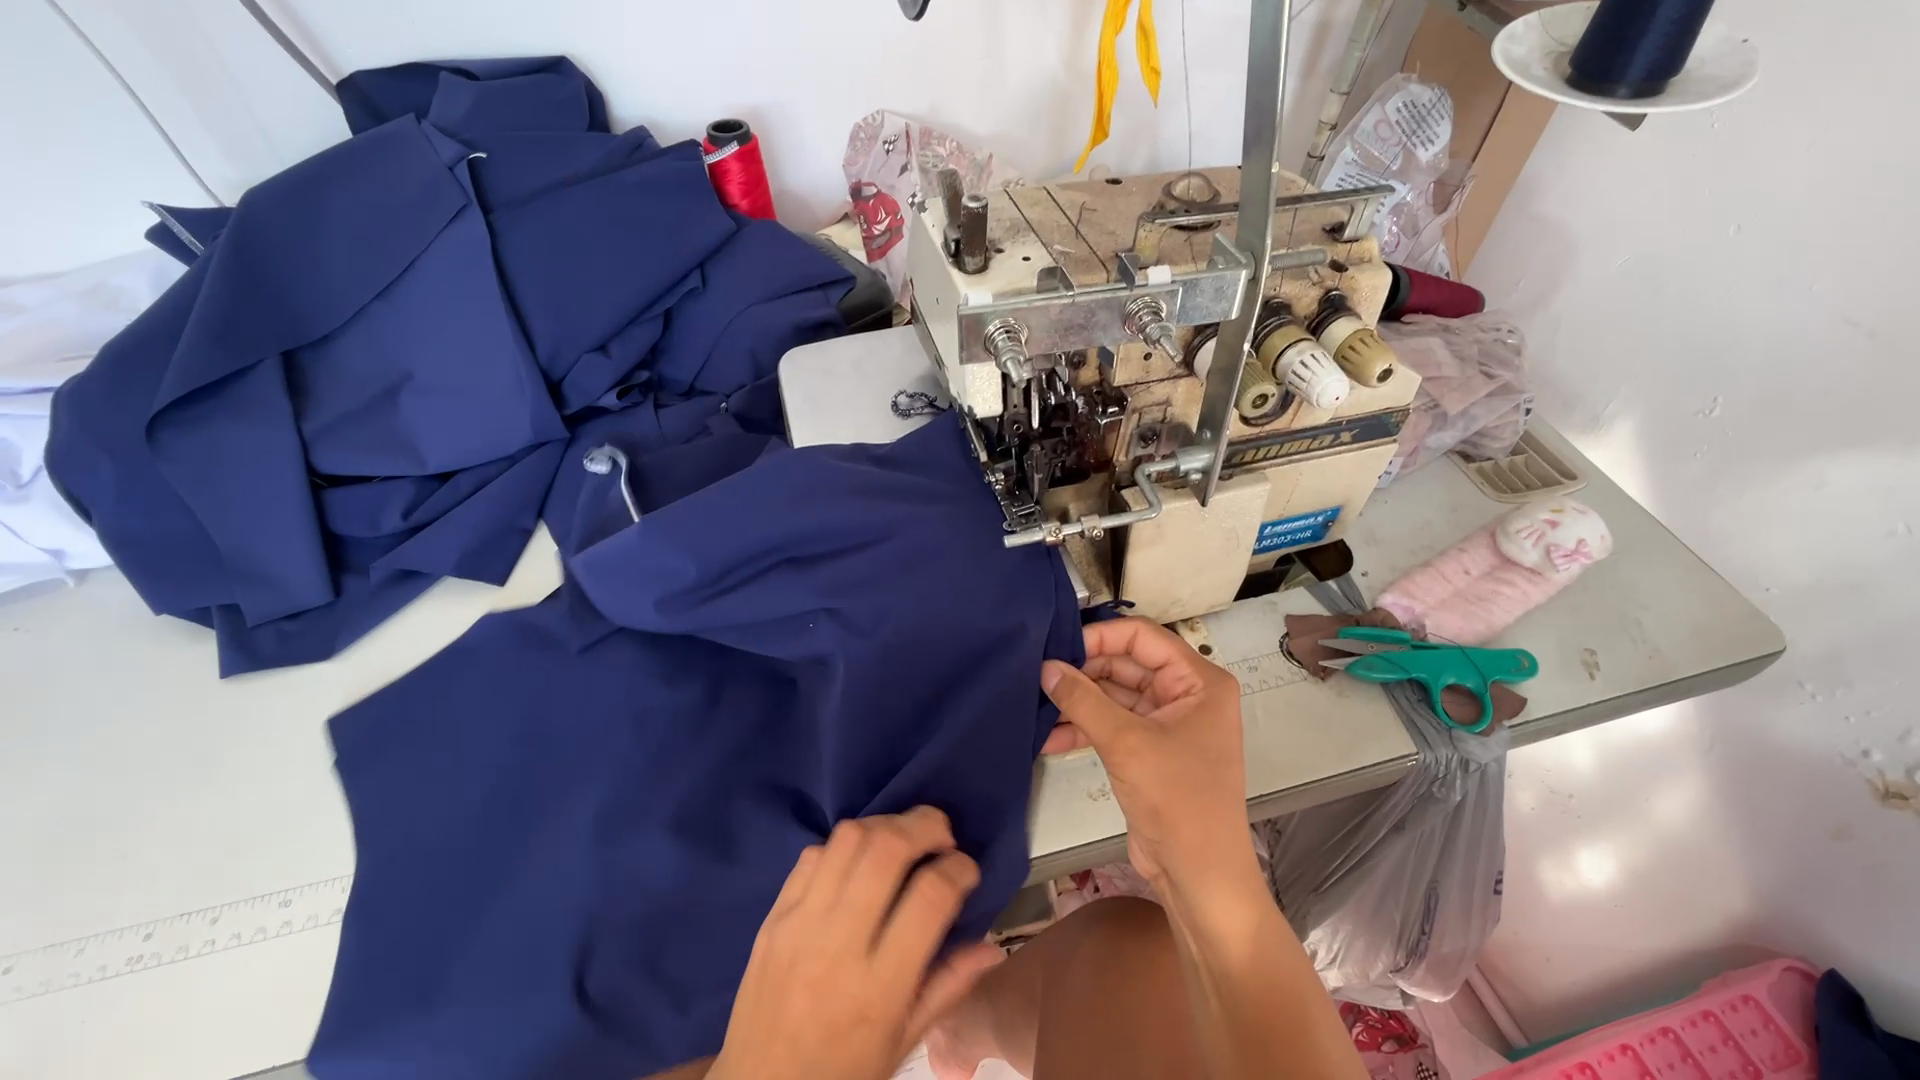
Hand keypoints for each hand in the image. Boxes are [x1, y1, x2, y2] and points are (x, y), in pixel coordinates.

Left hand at [706, 806, 1004, 1079]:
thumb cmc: (842, 1069)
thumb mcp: (904, 1042)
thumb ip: (948, 987)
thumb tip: (992, 945)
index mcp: (880, 985)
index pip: (929, 898)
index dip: (959, 868)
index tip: (968, 868)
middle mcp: (839, 943)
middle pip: (885, 851)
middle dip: (924, 826)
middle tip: (942, 833)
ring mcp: (800, 923)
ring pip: (847, 840)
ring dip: (885, 825)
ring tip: (903, 838)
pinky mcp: (773, 915)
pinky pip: (811, 855)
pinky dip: (843, 845)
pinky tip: (859, 860)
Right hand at [1040, 618, 1253, 887]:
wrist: (1198, 873)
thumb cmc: (1176, 798)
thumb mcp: (1126, 743)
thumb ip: (1083, 700)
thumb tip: (1045, 667)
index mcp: (1199, 681)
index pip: (1143, 637)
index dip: (1100, 637)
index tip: (1058, 646)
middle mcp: (1187, 695)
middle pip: (1127, 665)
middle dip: (1084, 671)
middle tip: (1038, 673)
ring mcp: (1167, 723)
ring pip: (1115, 696)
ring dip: (1079, 702)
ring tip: (1035, 700)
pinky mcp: (1148, 750)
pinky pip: (1112, 725)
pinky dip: (1083, 728)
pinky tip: (1048, 736)